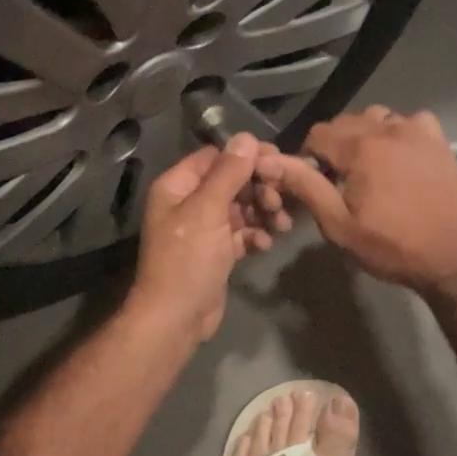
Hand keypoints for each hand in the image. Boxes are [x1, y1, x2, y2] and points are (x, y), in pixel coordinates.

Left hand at [127, 133, 275, 339]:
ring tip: (280, 224)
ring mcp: (202, 229)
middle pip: (231, 182)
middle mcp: (188, 202)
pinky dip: (255, 235)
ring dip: (262, 212)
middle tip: (279, 201)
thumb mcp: (207, 211)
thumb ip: (228, 173)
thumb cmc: (186, 260)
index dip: (246, 157)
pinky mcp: (216, 252)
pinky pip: (241, 233)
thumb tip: (246, 138)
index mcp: (177, 186)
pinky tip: (265, 244)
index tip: (278, 162)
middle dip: (258, 188)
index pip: (216, 157)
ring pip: (240, 208)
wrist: (176, 317)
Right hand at [257, 105, 456, 290]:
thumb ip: (305, 186)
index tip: (315, 184)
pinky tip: (398, 158)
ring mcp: (418, 132)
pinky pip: (409, 122)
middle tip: (338, 182)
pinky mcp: (439, 141)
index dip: (308, 158)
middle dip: (334, 147)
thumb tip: (268, 161)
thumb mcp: (339, 224)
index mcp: (360, 148)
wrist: (456, 259)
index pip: (317, 134)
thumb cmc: (392, 247)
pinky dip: (397, 133)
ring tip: (367, 169)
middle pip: (345, 123)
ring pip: (376, 118)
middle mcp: (388, 129)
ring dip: (364, 137)